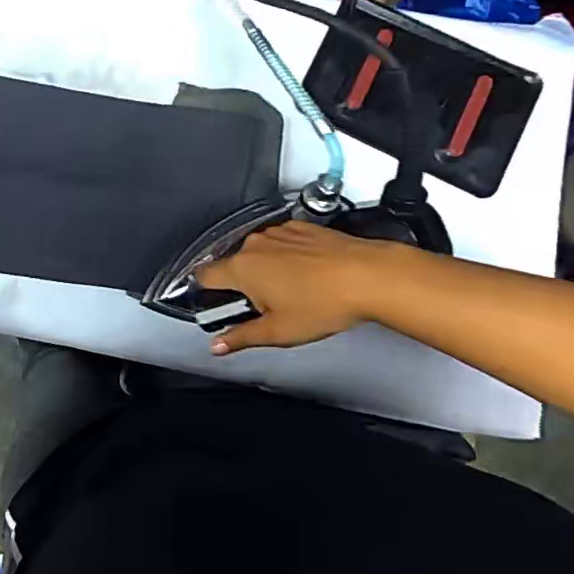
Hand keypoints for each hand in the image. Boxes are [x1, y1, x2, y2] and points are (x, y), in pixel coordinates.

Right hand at [195, 220, 405, 354]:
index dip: (206, 291)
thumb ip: (241, 337)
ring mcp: (279, 233)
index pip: (204, 275)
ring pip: (259, 253)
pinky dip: (288, 258)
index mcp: (241, 268)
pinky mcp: (301, 228)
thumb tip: (220, 344)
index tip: (217, 304)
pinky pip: (283, 243)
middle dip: (243, 286)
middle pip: (233, 265)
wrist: (369, 276)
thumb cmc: (328, 301)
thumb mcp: (278, 332)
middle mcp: (255, 245)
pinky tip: (307, 277)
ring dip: (267, 270)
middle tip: (265, 309)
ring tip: (292, 294)